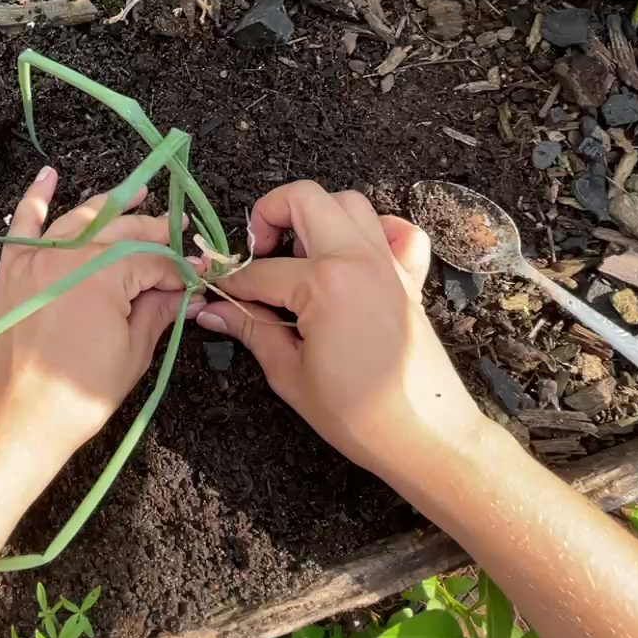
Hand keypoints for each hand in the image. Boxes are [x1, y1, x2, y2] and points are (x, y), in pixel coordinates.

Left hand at [0, 166, 195, 457]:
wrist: (17, 416)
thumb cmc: (80, 394)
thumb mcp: (134, 353)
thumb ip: (160, 310)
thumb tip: (187, 290)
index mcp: (103, 274)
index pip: (152, 259)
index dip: (178, 267)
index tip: (197, 273)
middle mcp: (69, 253)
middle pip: (122, 231)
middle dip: (154, 232)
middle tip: (178, 232)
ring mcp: (36, 255)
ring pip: (82, 218)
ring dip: (112, 204)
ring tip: (140, 193)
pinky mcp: (12, 265)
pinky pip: (24, 221)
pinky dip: (35, 196)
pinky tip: (48, 174)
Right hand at [197, 180, 491, 485]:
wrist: (426, 438)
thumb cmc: (356, 414)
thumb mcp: (289, 374)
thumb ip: (250, 329)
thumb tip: (211, 310)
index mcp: (324, 284)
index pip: (260, 271)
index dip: (231, 283)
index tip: (216, 290)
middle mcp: (357, 258)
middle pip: (303, 199)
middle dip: (268, 214)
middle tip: (257, 251)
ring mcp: (388, 262)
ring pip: (347, 202)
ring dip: (315, 214)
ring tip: (297, 251)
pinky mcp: (409, 276)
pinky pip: (398, 230)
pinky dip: (376, 229)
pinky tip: (353, 254)